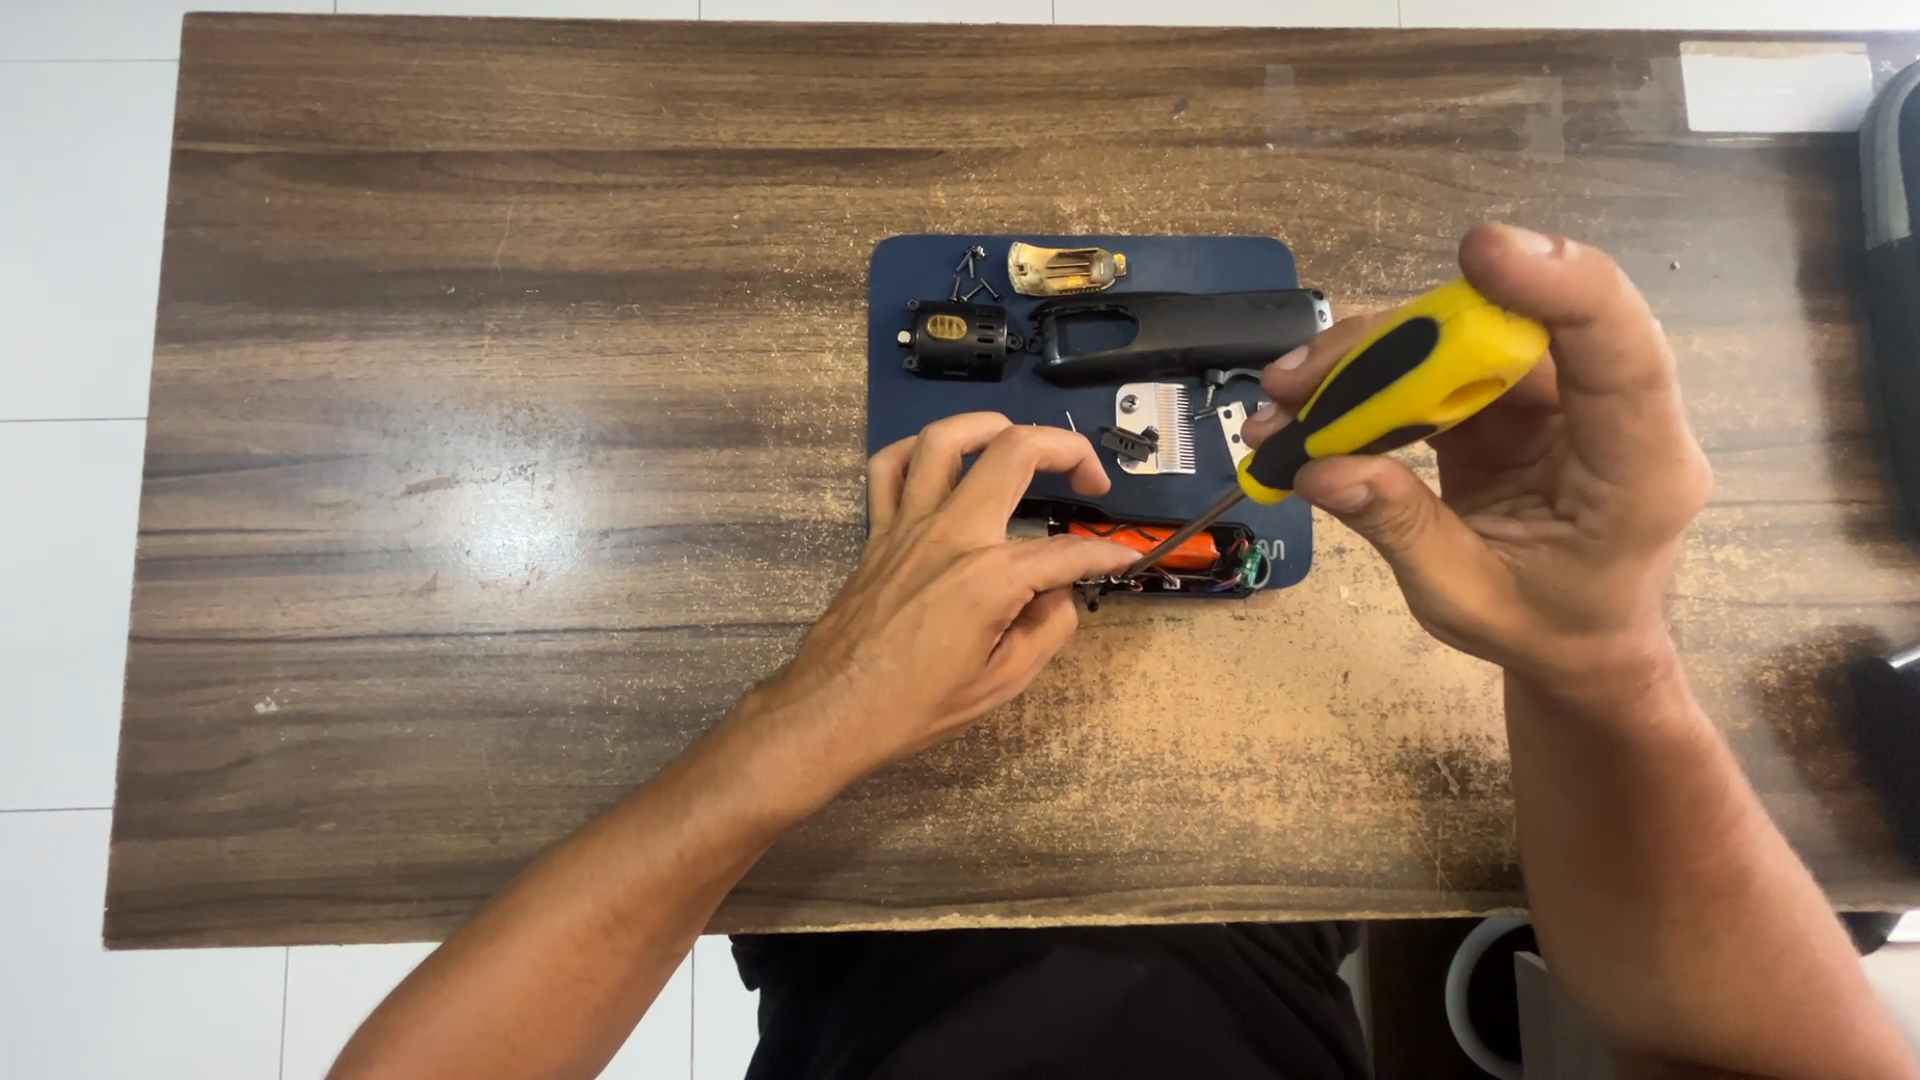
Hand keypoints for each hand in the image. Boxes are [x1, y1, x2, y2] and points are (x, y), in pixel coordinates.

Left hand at [748, 413, 1136, 773]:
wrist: (834, 709)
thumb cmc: (918, 705)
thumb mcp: (1002, 682)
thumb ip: (1047, 628)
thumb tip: (1058, 589)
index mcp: (990, 575)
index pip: (1067, 551)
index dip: (1105, 554)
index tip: (1123, 557)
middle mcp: (952, 532)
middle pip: (1016, 452)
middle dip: (1069, 450)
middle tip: (1091, 478)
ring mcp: (908, 523)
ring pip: (946, 438)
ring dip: (992, 425)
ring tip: (1021, 441)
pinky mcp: (878, 530)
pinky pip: (888, 468)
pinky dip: (916, 451)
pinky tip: (940, 464)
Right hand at [1241, 224, 1711, 692]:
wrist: (1569, 644)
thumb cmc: (1542, 628)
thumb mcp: (1461, 596)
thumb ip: (1398, 528)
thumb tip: (1316, 470)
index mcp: (1632, 467)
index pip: (1618, 354)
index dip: (1558, 287)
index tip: (1481, 248)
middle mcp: (1594, 414)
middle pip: (1498, 340)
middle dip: (1387, 350)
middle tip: (1291, 384)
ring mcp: (1543, 406)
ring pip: (1449, 352)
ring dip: (1356, 373)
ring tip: (1279, 409)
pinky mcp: (1496, 409)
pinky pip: (1423, 380)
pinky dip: (1359, 396)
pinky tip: (1304, 418)